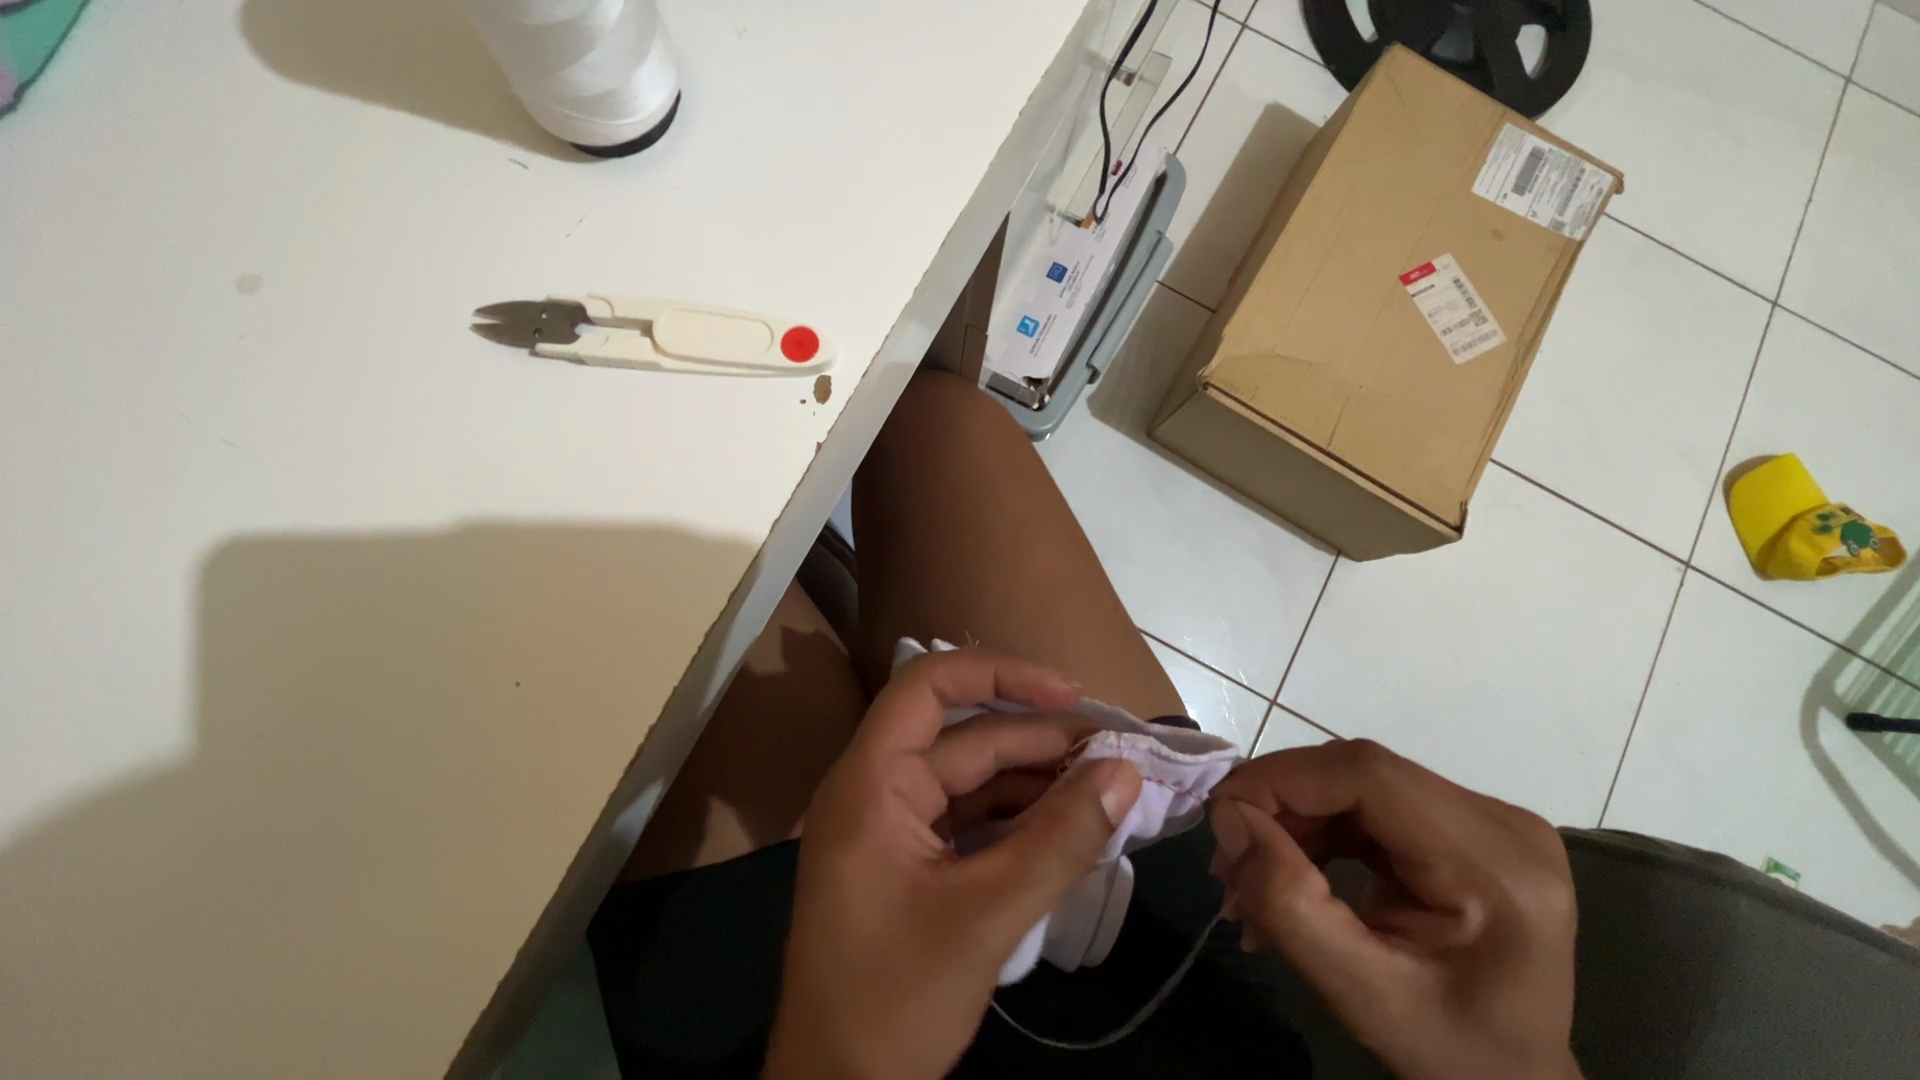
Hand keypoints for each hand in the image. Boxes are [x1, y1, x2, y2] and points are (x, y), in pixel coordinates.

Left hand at [764, 648, 1141, 1078]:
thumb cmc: (895, 999)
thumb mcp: (986, 917)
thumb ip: (1059, 841)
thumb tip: (1127, 772)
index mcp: (871, 782)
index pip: (929, 687)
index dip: (1001, 674)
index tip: (1070, 694)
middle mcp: (877, 790)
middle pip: (965, 736)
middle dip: (1041, 739)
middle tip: (1118, 750)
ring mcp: (893, 828)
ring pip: (973, 779)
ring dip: (1038, 780)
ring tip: (1109, 785)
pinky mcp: (911, 863)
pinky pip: (971, 819)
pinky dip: (1020, 818)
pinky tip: (1072, 824)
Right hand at [1208, 740, 1580, 1079]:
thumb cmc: (1448, 1050)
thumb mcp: (1361, 995)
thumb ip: (1287, 904)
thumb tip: (1226, 817)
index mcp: (1496, 864)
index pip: (1369, 776)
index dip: (1282, 779)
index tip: (1221, 820)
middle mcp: (1500, 823)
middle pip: (1359, 774)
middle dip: (1280, 805)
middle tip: (1230, 863)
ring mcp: (1484, 820)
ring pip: (1354, 784)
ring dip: (1291, 821)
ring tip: (1251, 879)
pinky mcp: (1460, 826)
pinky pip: (1366, 806)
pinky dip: (1316, 833)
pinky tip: (1290, 873)